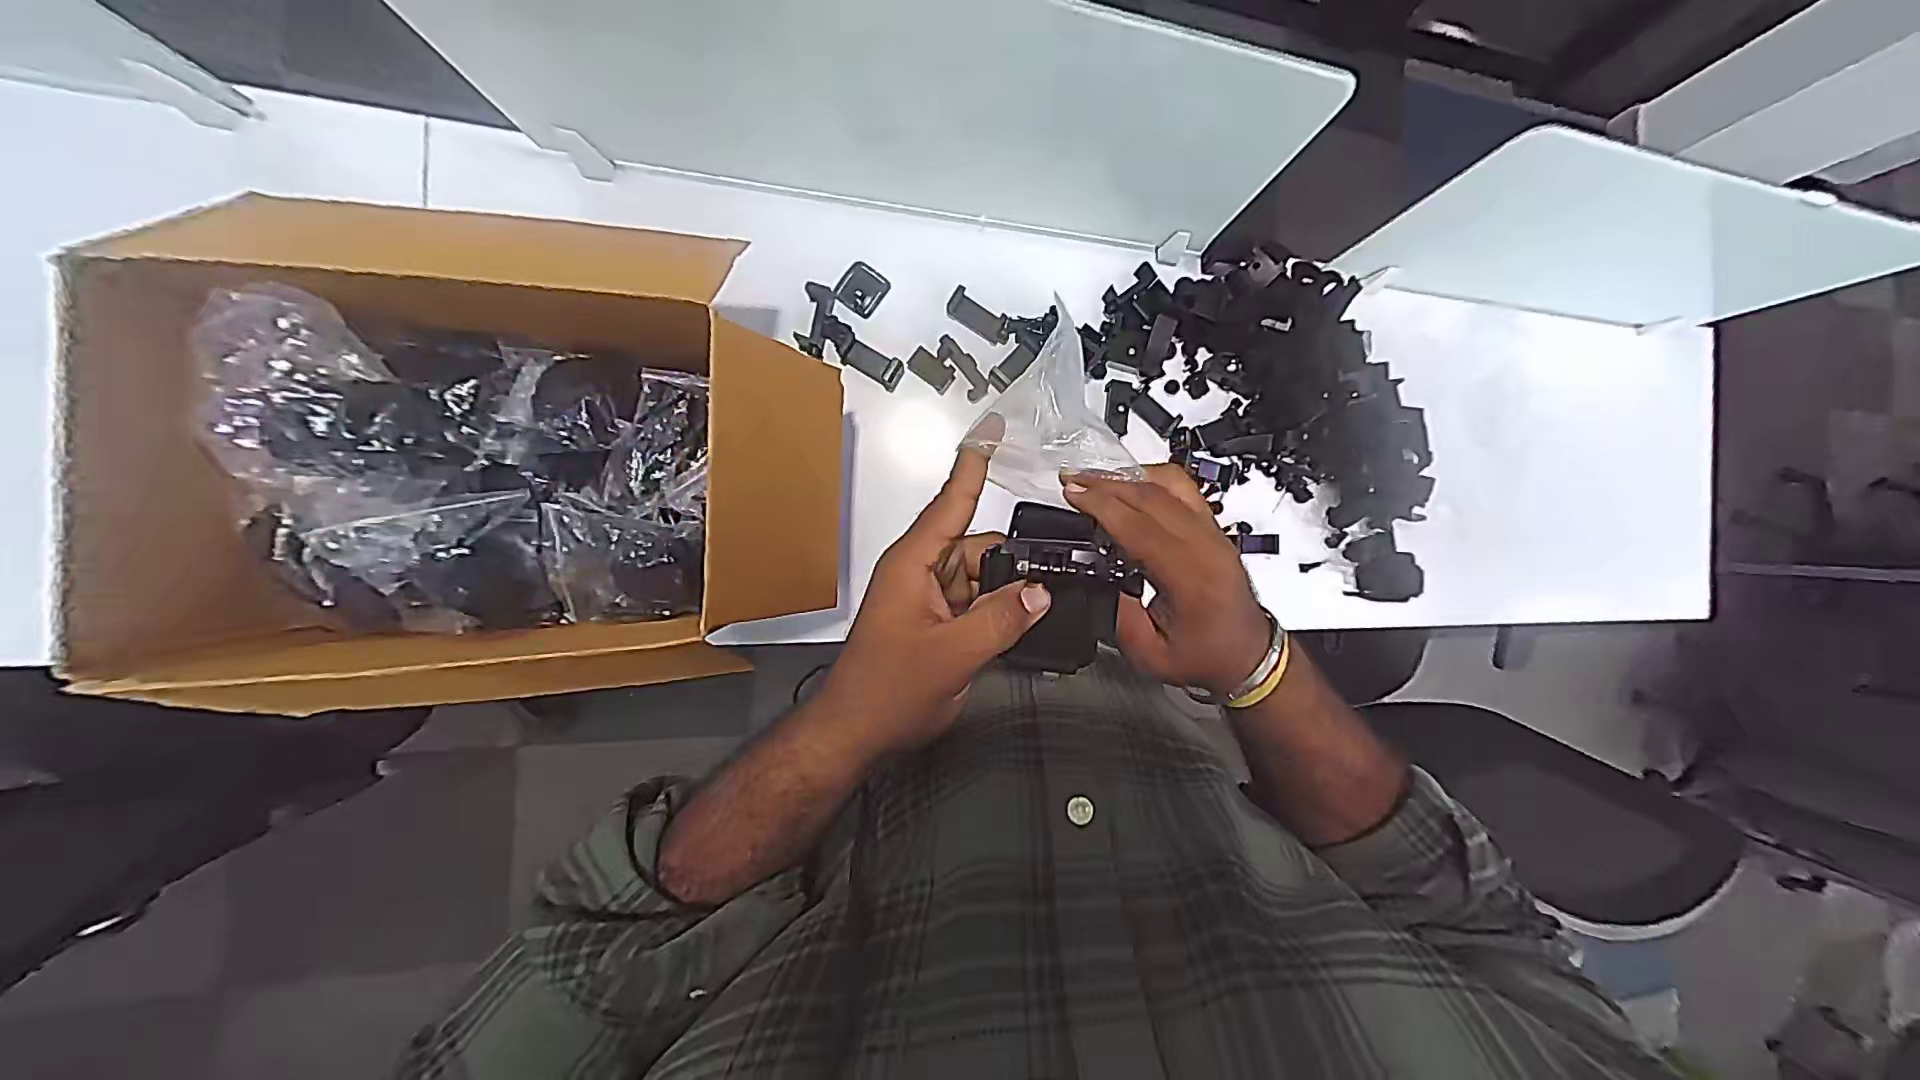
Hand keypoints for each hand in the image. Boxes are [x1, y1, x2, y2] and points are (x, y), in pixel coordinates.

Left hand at [819, 445, 1052, 753]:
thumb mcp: (953, 655)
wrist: (859, 730)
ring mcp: (928, 595)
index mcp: (913, 564)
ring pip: (982, 573)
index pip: (951, 500)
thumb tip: (1038, 593)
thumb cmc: (882, 692)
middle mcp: (920, 572)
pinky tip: (1010, 627)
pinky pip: (976, 598)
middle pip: (978, 543)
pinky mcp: (936, 617)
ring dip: (1005, 591)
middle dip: (1012, 560)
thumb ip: (1002, 620)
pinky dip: (996, 608)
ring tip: (1020, 619)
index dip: (975, 463)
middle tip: (1045, 580)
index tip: (991, 431)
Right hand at [1063, 465, 1269, 695]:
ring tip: (1096, 478)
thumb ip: (1121, 617)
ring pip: (1170, 484)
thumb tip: (1099, 581)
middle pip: (1151, 496)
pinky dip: (1151, 479)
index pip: (1139, 525)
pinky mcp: (1213, 528)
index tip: (1073, 495)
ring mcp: (1214, 533)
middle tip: (1072, 481)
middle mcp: (1207, 546)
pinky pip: (1183, 489)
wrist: (1247, 656)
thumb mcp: (1151, 654)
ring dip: (1127, 476)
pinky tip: (1130, 482)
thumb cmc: (1208, 655)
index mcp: (1192, 577)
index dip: (1101, 505)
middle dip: (1104, 484)